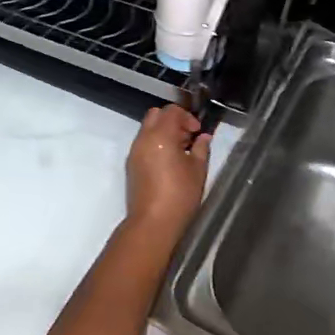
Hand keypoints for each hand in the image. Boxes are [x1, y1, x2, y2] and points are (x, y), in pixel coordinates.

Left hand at [125, 106, 212, 229]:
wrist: (153, 222)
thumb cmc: (180, 195)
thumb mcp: (198, 170)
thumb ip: (201, 148)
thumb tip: (203, 137)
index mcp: (161, 136)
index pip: (172, 111)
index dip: (187, 117)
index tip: (197, 131)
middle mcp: (143, 139)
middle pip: (156, 115)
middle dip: (173, 120)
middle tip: (188, 137)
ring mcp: (134, 152)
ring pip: (147, 129)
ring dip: (163, 132)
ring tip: (180, 151)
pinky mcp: (131, 165)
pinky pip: (143, 143)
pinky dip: (155, 143)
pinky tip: (169, 162)